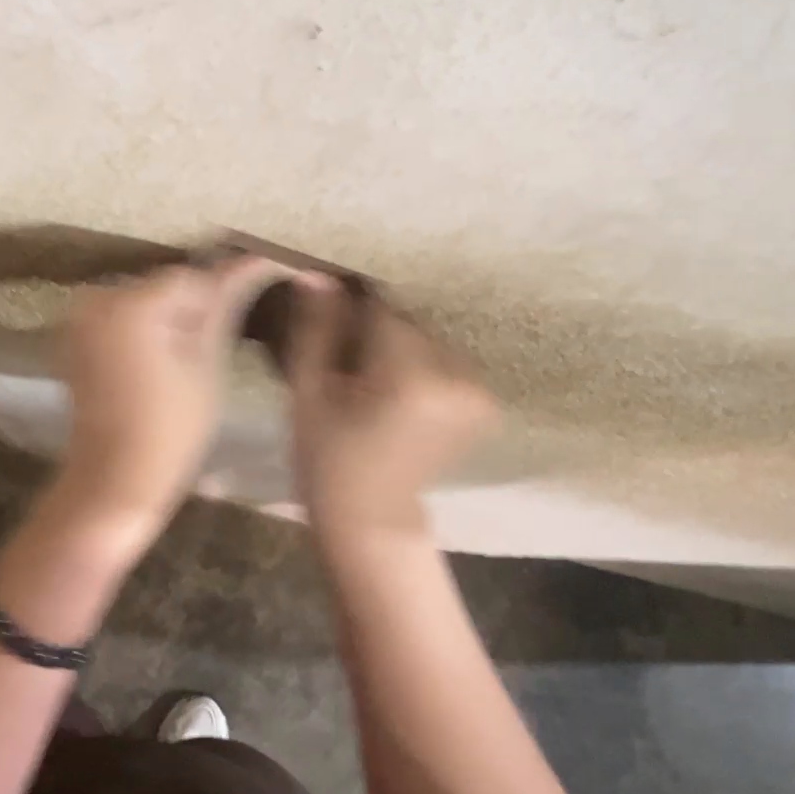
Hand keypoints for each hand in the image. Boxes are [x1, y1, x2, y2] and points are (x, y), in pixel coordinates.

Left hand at [51, 256, 287, 523]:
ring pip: (140, 299)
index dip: (222, 288)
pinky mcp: (73, 338)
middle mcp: (98, 299)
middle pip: (162, 285)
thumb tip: (254, 261)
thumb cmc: (171, 428)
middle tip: (219, 337)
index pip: (190, 277)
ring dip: (167, 315)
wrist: (112, 476)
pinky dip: (140, 328)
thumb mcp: (206, 364)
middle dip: (191, 303)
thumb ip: (223, 306)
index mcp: (132, 304)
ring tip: (190, 353)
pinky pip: (117, 317)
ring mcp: (79, 318)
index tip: (250, 297)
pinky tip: (160, 359)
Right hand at [288, 275, 498, 534]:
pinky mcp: (486, 403)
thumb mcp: (308, 393)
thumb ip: (317, 331)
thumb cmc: (326, 458)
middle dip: (375, 330)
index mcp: (411, 378)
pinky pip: (445, 360)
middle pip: (408, 324)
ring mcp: (479, 392)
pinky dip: (420, 364)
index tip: (328, 314)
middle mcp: (457, 379)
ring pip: (427, 339)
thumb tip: (318, 276)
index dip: (351, 307)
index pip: (382, 311)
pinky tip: (394, 389)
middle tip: (345, 356)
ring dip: (399, 346)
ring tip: (368, 374)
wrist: (371, 517)